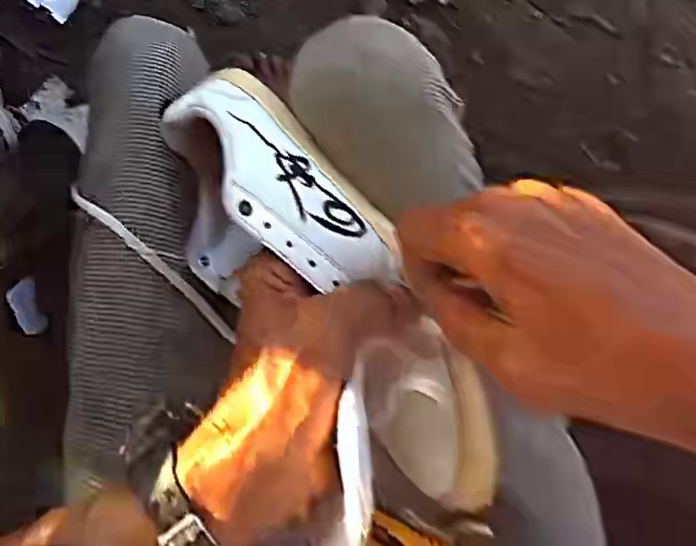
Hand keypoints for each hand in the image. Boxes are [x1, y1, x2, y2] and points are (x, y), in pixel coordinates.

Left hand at [176, 253, 415, 545]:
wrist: (275, 458)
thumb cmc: (285, 385)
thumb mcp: (326, 328)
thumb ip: (367, 301)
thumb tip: (407, 292)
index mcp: (269, 275)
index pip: (313, 239)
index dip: (353, 238)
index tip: (396, 238)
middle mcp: (286, 296)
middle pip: (338, 274)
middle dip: (375, 277)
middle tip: (419, 273)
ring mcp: (309, 330)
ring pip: (354, 309)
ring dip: (386, 311)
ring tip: (426, 302)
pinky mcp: (329, 364)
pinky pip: (363, 340)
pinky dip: (387, 339)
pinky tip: (418, 334)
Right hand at [398, 180, 695, 437]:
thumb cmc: (620, 372)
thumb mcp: (508, 364)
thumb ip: (448, 316)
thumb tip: (433, 294)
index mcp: (482, 234)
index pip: (409, 226)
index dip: (416, 266)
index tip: (440, 296)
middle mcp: (510, 202)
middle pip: (447, 220)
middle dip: (454, 259)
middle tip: (487, 309)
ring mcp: (551, 198)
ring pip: (486, 218)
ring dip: (491, 252)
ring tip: (532, 302)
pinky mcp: (585, 205)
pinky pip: (527, 217)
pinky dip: (528, 245)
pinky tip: (564, 288)